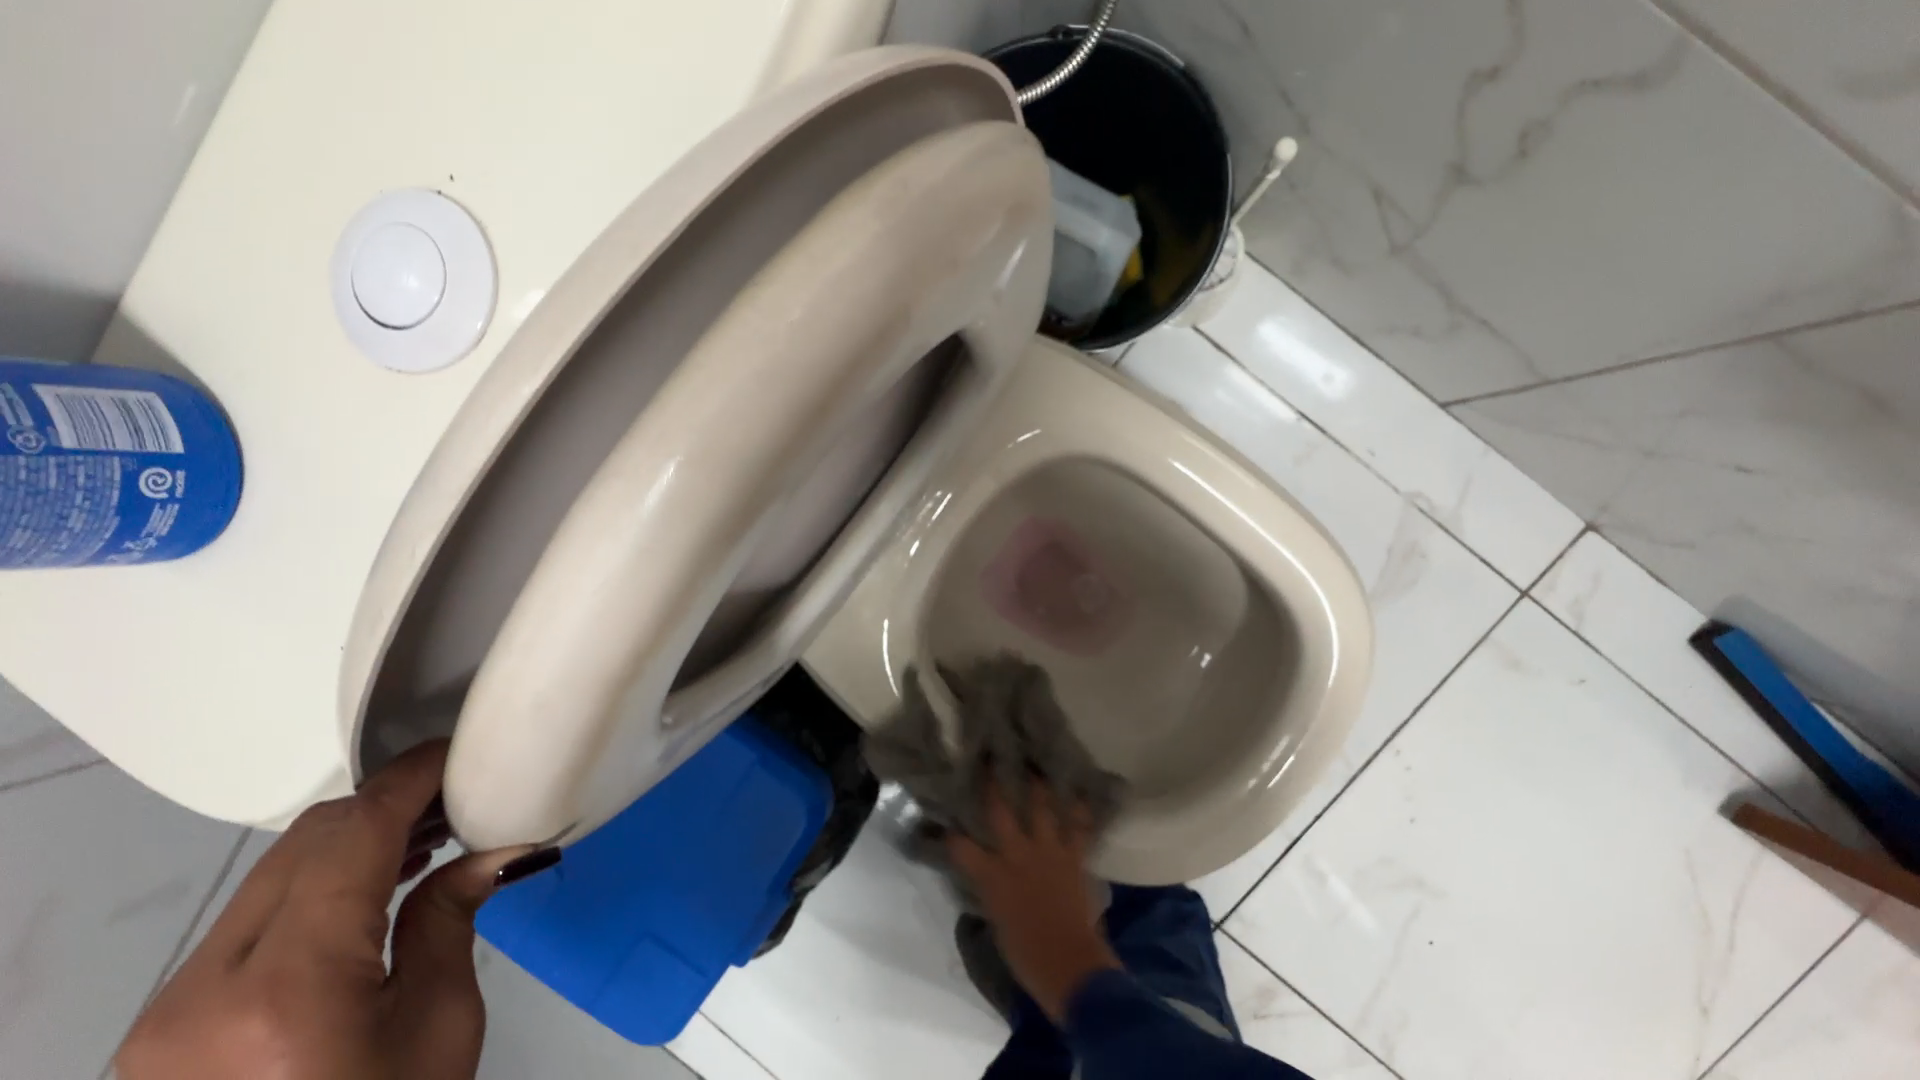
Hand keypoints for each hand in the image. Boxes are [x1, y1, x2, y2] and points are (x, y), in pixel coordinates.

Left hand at [116, 741, 545, 1079]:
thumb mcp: (440, 1027)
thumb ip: (450, 922)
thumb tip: (494, 850)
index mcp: (290, 984)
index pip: (351, 837)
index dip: (406, 782)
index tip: (452, 754)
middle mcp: (206, 985)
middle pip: (303, 844)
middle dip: (383, 807)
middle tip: (453, 799)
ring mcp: (171, 1005)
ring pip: (272, 874)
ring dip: (349, 843)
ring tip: (424, 837)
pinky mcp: (166, 1020)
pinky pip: (250, 919)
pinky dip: (315, 886)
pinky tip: (368, 888)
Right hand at [949, 787, 1120, 1021]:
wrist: (1069, 964)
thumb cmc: (1026, 955)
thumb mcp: (997, 924)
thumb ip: (992, 896)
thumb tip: (989, 884)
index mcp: (992, 876)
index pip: (961, 847)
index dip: (949, 833)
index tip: (942, 819)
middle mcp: (1017, 855)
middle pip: (1000, 813)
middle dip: (992, 786)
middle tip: (988, 760)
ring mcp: (1048, 852)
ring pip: (1041, 809)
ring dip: (1038, 787)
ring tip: (1036, 768)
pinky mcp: (1074, 857)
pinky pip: (1079, 828)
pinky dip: (1081, 812)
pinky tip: (1081, 796)